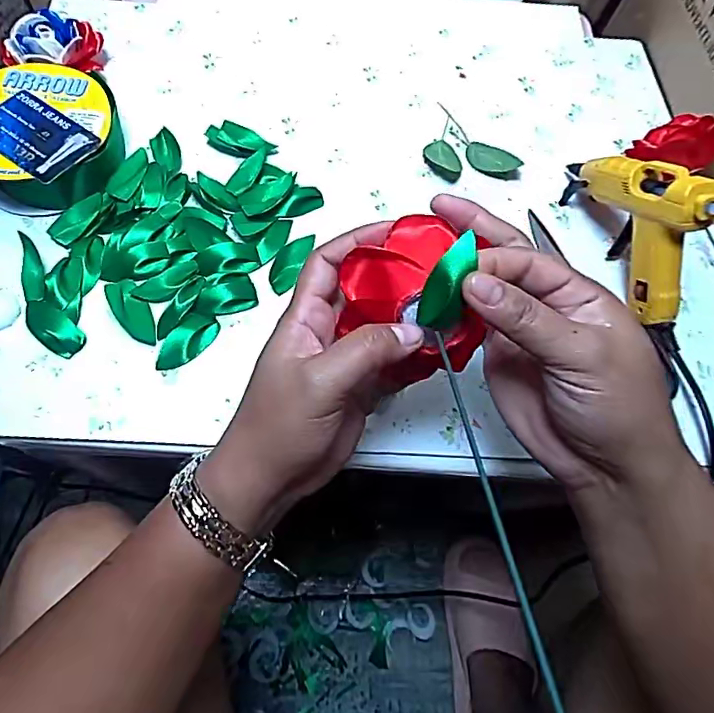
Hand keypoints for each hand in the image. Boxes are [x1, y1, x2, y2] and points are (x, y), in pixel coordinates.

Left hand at [200, 222, 423, 533]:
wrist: (269, 481)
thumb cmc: (276, 428)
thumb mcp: (319, 381)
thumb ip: (366, 349)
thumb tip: (413, 329)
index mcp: (305, 317)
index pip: (329, 262)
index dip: (358, 240)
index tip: (395, 231)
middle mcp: (327, 330)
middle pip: (364, 289)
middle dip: (397, 276)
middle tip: (435, 270)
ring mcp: (346, 358)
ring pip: (384, 324)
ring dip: (411, 316)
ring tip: (445, 307)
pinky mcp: (362, 384)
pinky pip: (393, 358)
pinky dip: (416, 353)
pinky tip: (438, 349)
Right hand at [430, 196, 695, 496]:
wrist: (610, 467)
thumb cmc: (621, 406)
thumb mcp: (583, 355)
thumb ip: (528, 318)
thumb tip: (476, 282)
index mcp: (577, 293)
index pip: (527, 262)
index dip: (492, 260)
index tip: (463, 270)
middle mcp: (546, 304)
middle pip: (505, 260)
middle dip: (474, 230)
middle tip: (440, 207)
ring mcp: (520, 329)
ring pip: (482, 292)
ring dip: (455, 273)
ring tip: (424, 251)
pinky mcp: (500, 355)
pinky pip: (470, 326)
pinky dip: (449, 313)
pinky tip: (432, 300)